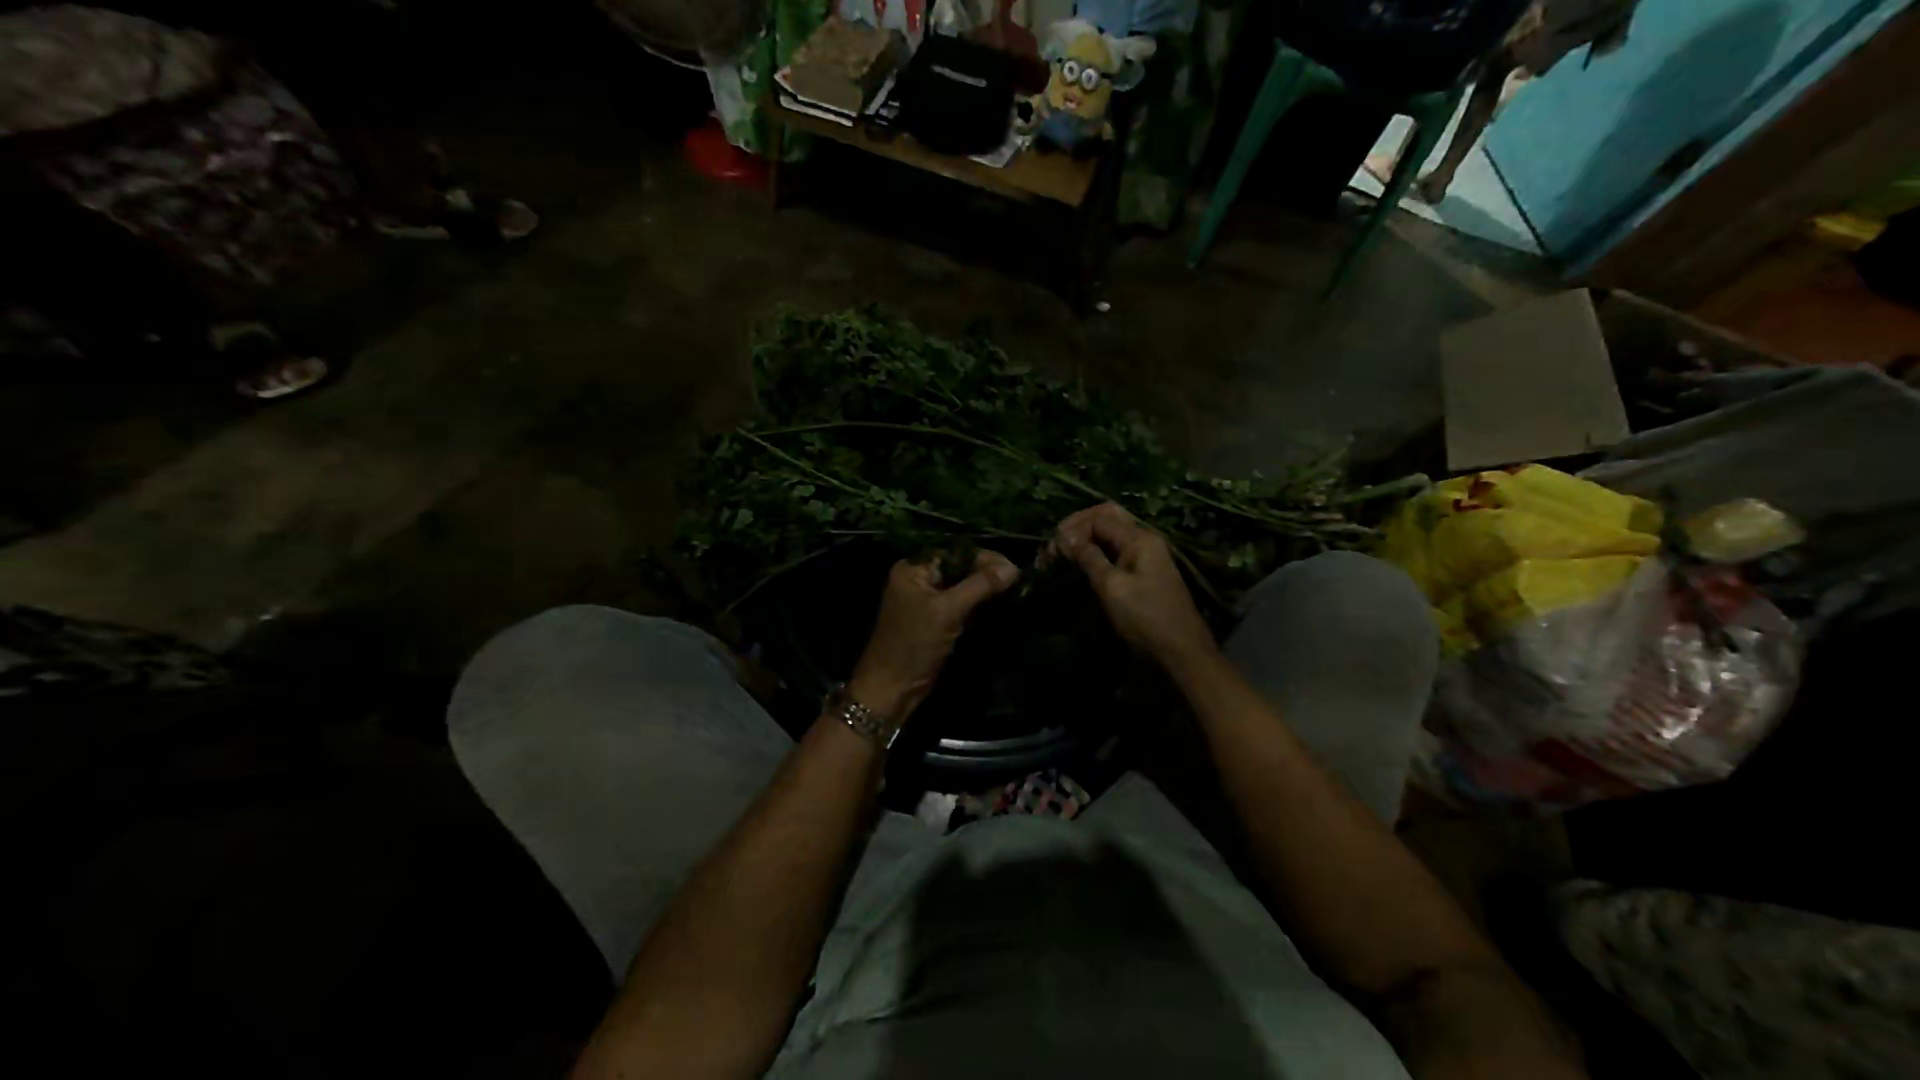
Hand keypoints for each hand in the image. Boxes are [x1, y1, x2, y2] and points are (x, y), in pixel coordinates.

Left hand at [848, 550, 1019, 723]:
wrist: (892, 688)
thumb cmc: (914, 644)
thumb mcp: (948, 611)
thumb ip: (980, 586)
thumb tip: (1013, 568)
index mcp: (913, 570)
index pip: (955, 553)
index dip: (984, 558)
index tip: (1013, 568)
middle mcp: (919, 581)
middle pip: (960, 569)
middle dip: (987, 574)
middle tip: (1017, 580)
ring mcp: (927, 602)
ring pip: (962, 588)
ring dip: (985, 590)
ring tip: (1013, 591)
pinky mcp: (936, 622)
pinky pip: (961, 606)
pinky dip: (978, 606)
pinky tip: (999, 606)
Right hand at [1047, 503, 1217, 670]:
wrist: (1181, 654)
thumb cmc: (1145, 620)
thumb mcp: (1113, 587)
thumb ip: (1089, 558)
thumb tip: (1065, 537)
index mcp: (1140, 539)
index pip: (1098, 518)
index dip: (1071, 530)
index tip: (1049, 552)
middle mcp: (1144, 541)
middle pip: (1106, 520)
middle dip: (1076, 529)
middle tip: (1052, 549)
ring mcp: (1145, 558)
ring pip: (1109, 536)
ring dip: (1084, 542)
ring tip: (1060, 557)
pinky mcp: (1142, 575)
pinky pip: (1115, 553)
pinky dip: (1094, 555)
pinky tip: (1079, 566)